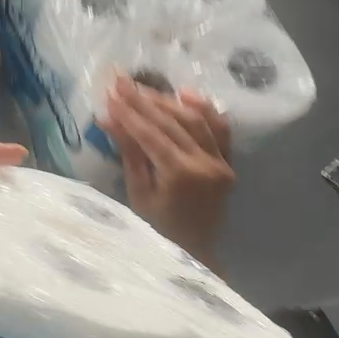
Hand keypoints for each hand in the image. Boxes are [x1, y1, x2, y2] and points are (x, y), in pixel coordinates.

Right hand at [99, 75, 234, 259]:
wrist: (194, 255)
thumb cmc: (158, 231)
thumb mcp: (138, 193)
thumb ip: (129, 153)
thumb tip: (110, 117)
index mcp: (181, 174)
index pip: (151, 133)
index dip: (129, 111)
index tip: (110, 92)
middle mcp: (206, 163)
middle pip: (172, 122)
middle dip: (144, 100)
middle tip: (121, 82)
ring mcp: (221, 163)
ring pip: (195, 120)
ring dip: (168, 101)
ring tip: (144, 88)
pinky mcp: (229, 163)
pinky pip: (221, 130)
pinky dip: (204, 110)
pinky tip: (186, 94)